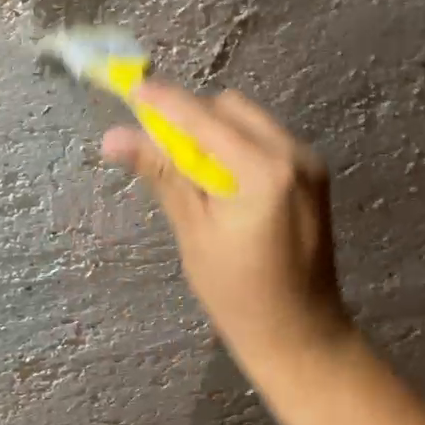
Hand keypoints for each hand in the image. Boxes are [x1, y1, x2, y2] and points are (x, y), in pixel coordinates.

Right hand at [101, 81, 354, 370]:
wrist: (302, 337)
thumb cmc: (239, 295)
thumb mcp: (194, 231)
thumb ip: (161, 173)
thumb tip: (113, 137)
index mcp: (264, 171)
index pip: (202, 118)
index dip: (164, 101)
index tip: (130, 87)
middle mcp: (293, 154)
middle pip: (228, 107)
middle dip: (190, 116)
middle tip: (157, 144)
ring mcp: (308, 162)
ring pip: (247, 119)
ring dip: (212, 129)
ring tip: (189, 169)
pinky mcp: (311, 174)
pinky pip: (263, 138)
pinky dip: (234, 144)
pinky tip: (219, 180)